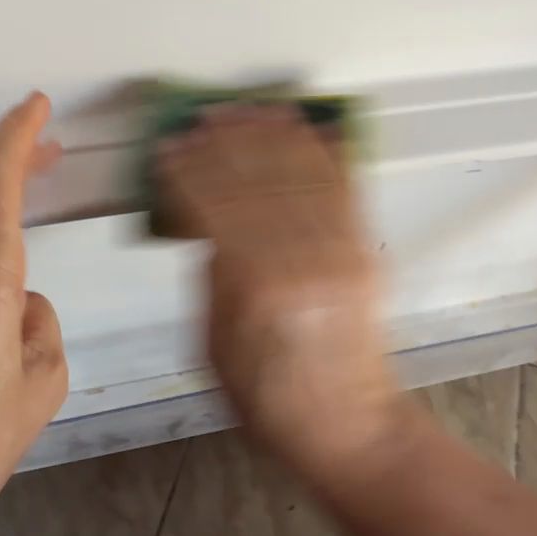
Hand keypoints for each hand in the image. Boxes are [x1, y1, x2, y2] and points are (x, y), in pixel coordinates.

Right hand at [156, 106, 410, 492]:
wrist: (349, 425)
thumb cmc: (271, 401)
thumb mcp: (213, 346)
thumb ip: (212, 276)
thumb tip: (206, 221)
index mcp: (257, 288)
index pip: (216, 206)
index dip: (189, 171)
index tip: (170, 149)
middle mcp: (303, 261)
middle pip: (260, 179)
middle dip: (228, 141)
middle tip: (205, 119)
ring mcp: (342, 251)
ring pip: (302, 171)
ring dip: (272, 133)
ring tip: (248, 110)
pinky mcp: (365, 250)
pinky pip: (346, 186)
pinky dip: (326, 150)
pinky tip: (309, 125)